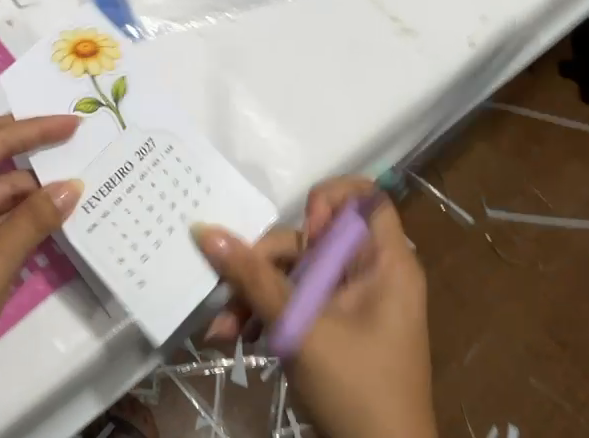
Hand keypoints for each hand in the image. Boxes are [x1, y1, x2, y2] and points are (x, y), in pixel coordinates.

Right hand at [192, 178, 434, 437]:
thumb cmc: (356, 389)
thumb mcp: (299, 327)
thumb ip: (252, 275)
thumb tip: (205, 230)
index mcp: (383, 264)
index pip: (364, 198)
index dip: (329, 201)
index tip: (304, 231)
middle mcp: (367, 274)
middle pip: (311, 236)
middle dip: (264, 261)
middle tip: (233, 287)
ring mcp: (349, 301)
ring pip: (293, 270)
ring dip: (254, 292)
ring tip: (223, 325)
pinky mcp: (331, 326)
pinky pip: (292, 299)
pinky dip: (264, 313)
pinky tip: (235, 336)